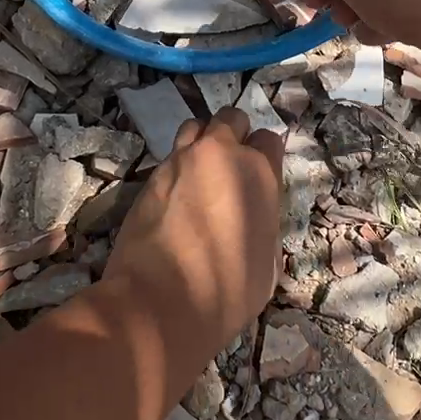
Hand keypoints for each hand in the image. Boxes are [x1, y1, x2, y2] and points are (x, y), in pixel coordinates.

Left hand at [102, 108, 284, 358]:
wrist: (160, 300)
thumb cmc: (228, 290)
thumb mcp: (267, 262)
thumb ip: (263, 221)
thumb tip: (255, 216)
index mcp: (257, 172)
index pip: (269, 138)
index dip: (266, 154)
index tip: (262, 172)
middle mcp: (219, 154)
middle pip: (231, 119)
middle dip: (235, 134)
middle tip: (232, 164)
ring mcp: (181, 159)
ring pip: (196, 127)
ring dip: (203, 141)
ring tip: (202, 170)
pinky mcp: (151, 174)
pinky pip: (171, 155)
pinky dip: (178, 165)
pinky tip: (177, 194)